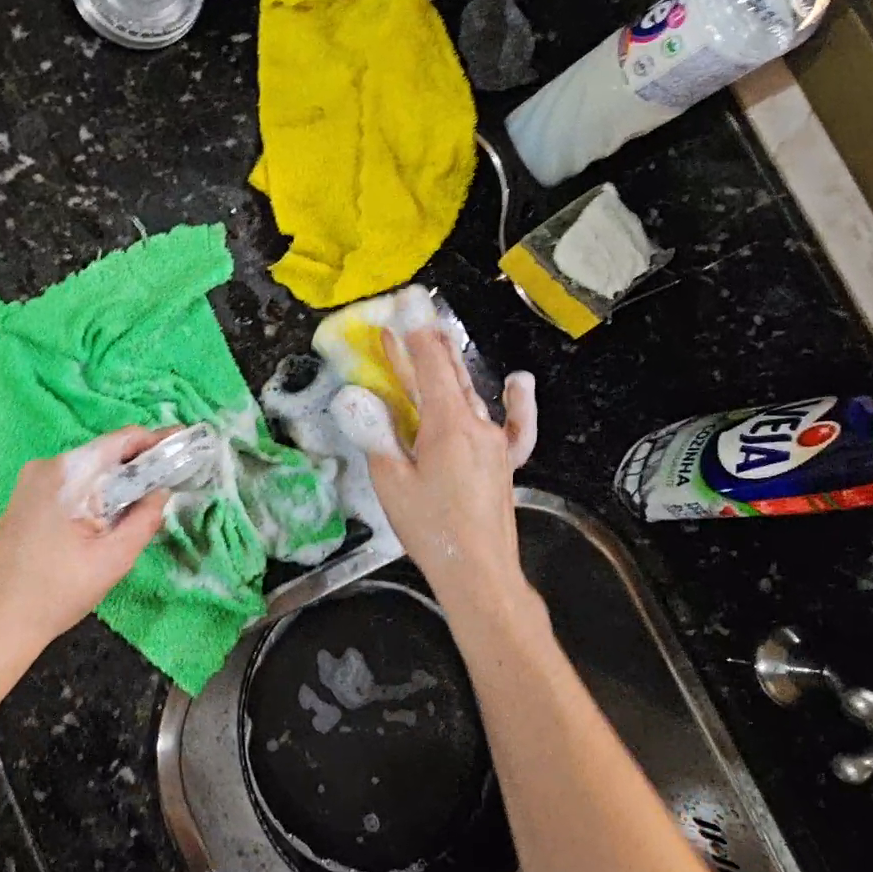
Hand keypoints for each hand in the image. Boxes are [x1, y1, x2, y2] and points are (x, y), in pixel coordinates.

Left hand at [0, 427, 173, 662]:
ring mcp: (30, 483)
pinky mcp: (23, 501)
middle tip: (170, 482)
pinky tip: (105, 520)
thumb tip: (160, 492)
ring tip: (143, 504)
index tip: (183, 448)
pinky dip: (91, 496)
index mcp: (66, 473)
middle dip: (137, 467)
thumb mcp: (112, 559)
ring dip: (114, 485)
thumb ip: (143, 520)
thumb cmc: (56, 592)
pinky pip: (67, 488)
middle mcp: (45, 467)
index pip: (121, 440)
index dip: (155, 442)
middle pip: (102, 455)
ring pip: (85, 473)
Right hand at [354, 328, 536, 605]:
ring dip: (446, 365)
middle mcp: (476, 424)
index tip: (404, 302)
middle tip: (409, 310)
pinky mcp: (502, 461)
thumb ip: (377, 433)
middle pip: (448, 373)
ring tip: (430, 339)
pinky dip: (513, 402)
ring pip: (468, 393)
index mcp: (447, 425)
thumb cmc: (430, 526)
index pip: (428, 366)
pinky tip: (516, 382)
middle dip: (426, 340)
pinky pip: (511, 425)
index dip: (414, 332)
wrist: (477, 569)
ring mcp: (493, 442)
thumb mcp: (390, 480)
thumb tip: (356, 397)